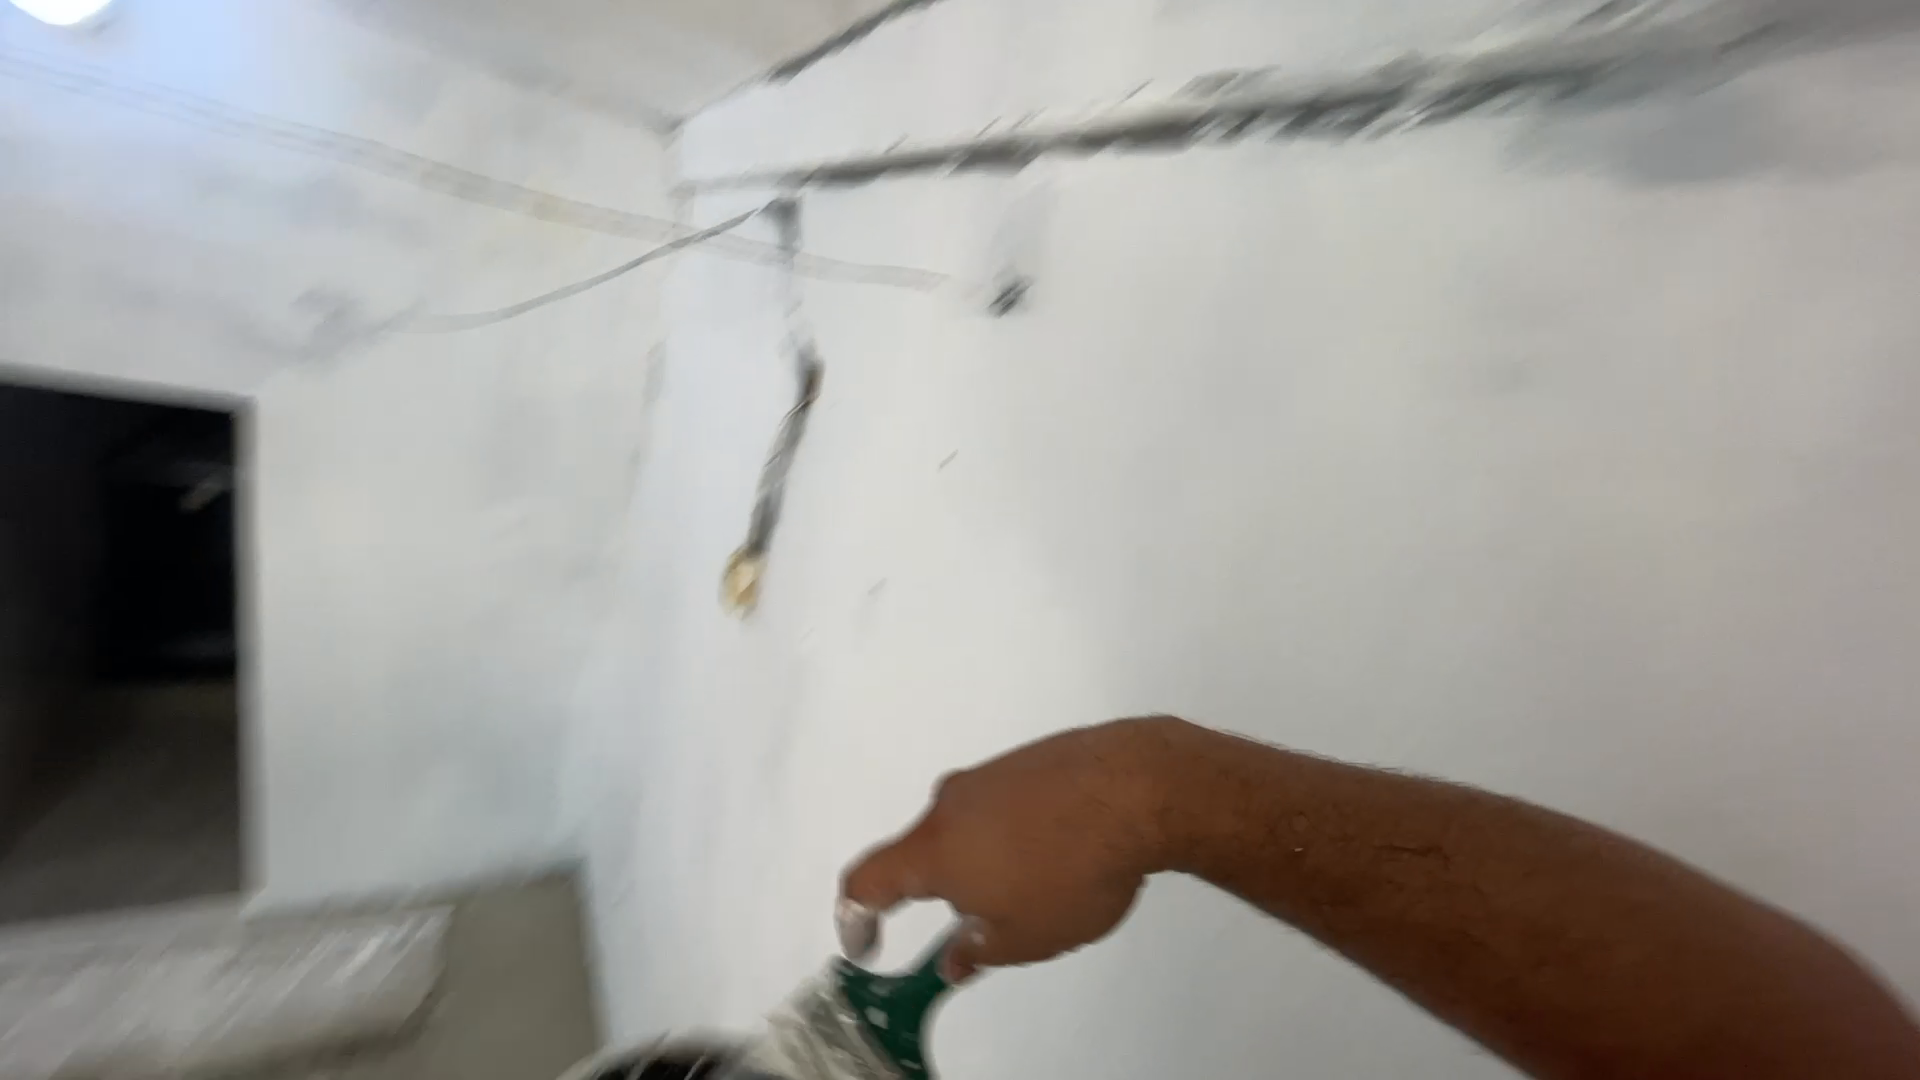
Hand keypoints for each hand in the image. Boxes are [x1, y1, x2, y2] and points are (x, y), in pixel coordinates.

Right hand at [837, 718, 1178, 980]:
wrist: (1134, 786)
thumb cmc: (1069, 871)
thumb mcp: (1025, 938)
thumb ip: (977, 951)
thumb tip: (954, 956)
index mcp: (935, 849)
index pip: (867, 880)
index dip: (858, 916)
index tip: (872, 943)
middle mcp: (953, 802)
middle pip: (927, 851)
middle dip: (952, 889)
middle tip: (995, 919)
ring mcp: (992, 772)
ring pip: (971, 825)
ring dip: (991, 858)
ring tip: (1047, 882)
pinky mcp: (1028, 757)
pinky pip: (1006, 801)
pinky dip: (1020, 829)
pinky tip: (1066, 845)